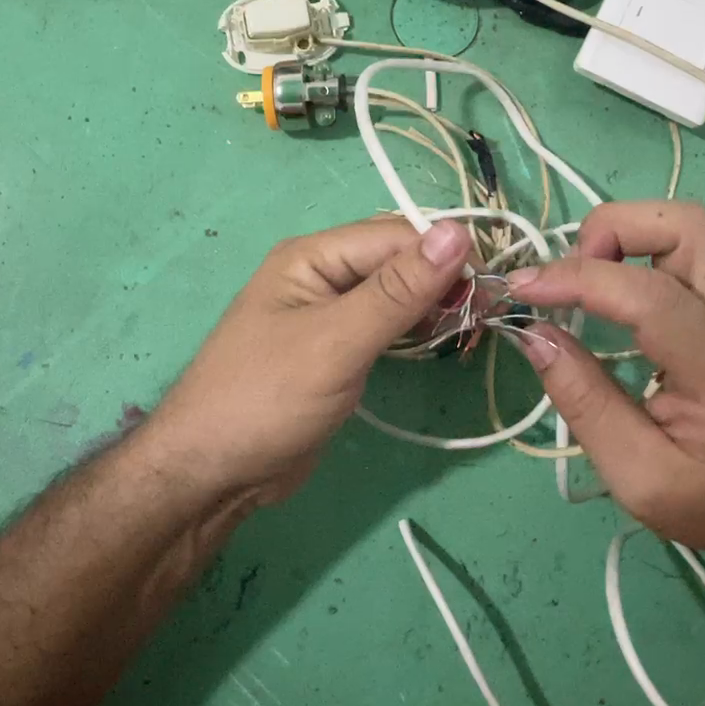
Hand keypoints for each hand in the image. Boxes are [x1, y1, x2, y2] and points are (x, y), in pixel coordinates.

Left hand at [144, 217, 470, 503]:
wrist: (213, 473)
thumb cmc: (266, 399)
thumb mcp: (336, 342)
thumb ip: (397, 290)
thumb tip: (457, 232)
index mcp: (313, 255)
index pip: (396, 236)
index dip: (445, 256)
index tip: (491, 290)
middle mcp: (322, 273)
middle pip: (398, 259)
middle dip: (442, 280)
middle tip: (486, 315)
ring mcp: (328, 312)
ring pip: (395, 292)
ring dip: (432, 305)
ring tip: (471, 329)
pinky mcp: (337, 348)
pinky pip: (385, 324)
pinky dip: (415, 329)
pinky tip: (439, 343)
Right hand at [504, 201, 704, 561]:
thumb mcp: (635, 476)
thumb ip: (583, 401)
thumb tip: (532, 333)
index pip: (653, 297)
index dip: (580, 280)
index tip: (522, 289)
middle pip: (686, 227)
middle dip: (612, 231)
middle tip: (567, 277)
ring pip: (686, 226)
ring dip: (623, 233)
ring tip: (582, 278)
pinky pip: (681, 249)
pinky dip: (632, 249)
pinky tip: (604, 288)